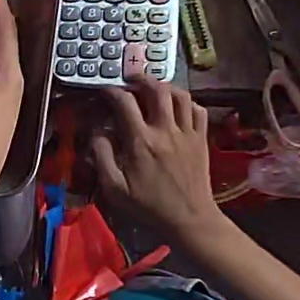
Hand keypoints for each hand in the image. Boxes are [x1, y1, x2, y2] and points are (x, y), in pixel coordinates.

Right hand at [92, 75, 224, 240]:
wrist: (189, 220)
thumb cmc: (148, 206)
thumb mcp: (115, 188)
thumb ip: (102, 157)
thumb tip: (97, 132)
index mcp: (141, 141)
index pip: (124, 102)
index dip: (112, 91)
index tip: (105, 92)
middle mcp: (165, 130)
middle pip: (157, 89)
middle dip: (141, 78)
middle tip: (131, 80)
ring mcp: (187, 133)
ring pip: (180, 95)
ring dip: (165, 87)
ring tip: (154, 89)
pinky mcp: (201, 139)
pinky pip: (198, 110)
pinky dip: (187, 103)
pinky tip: (177, 108)